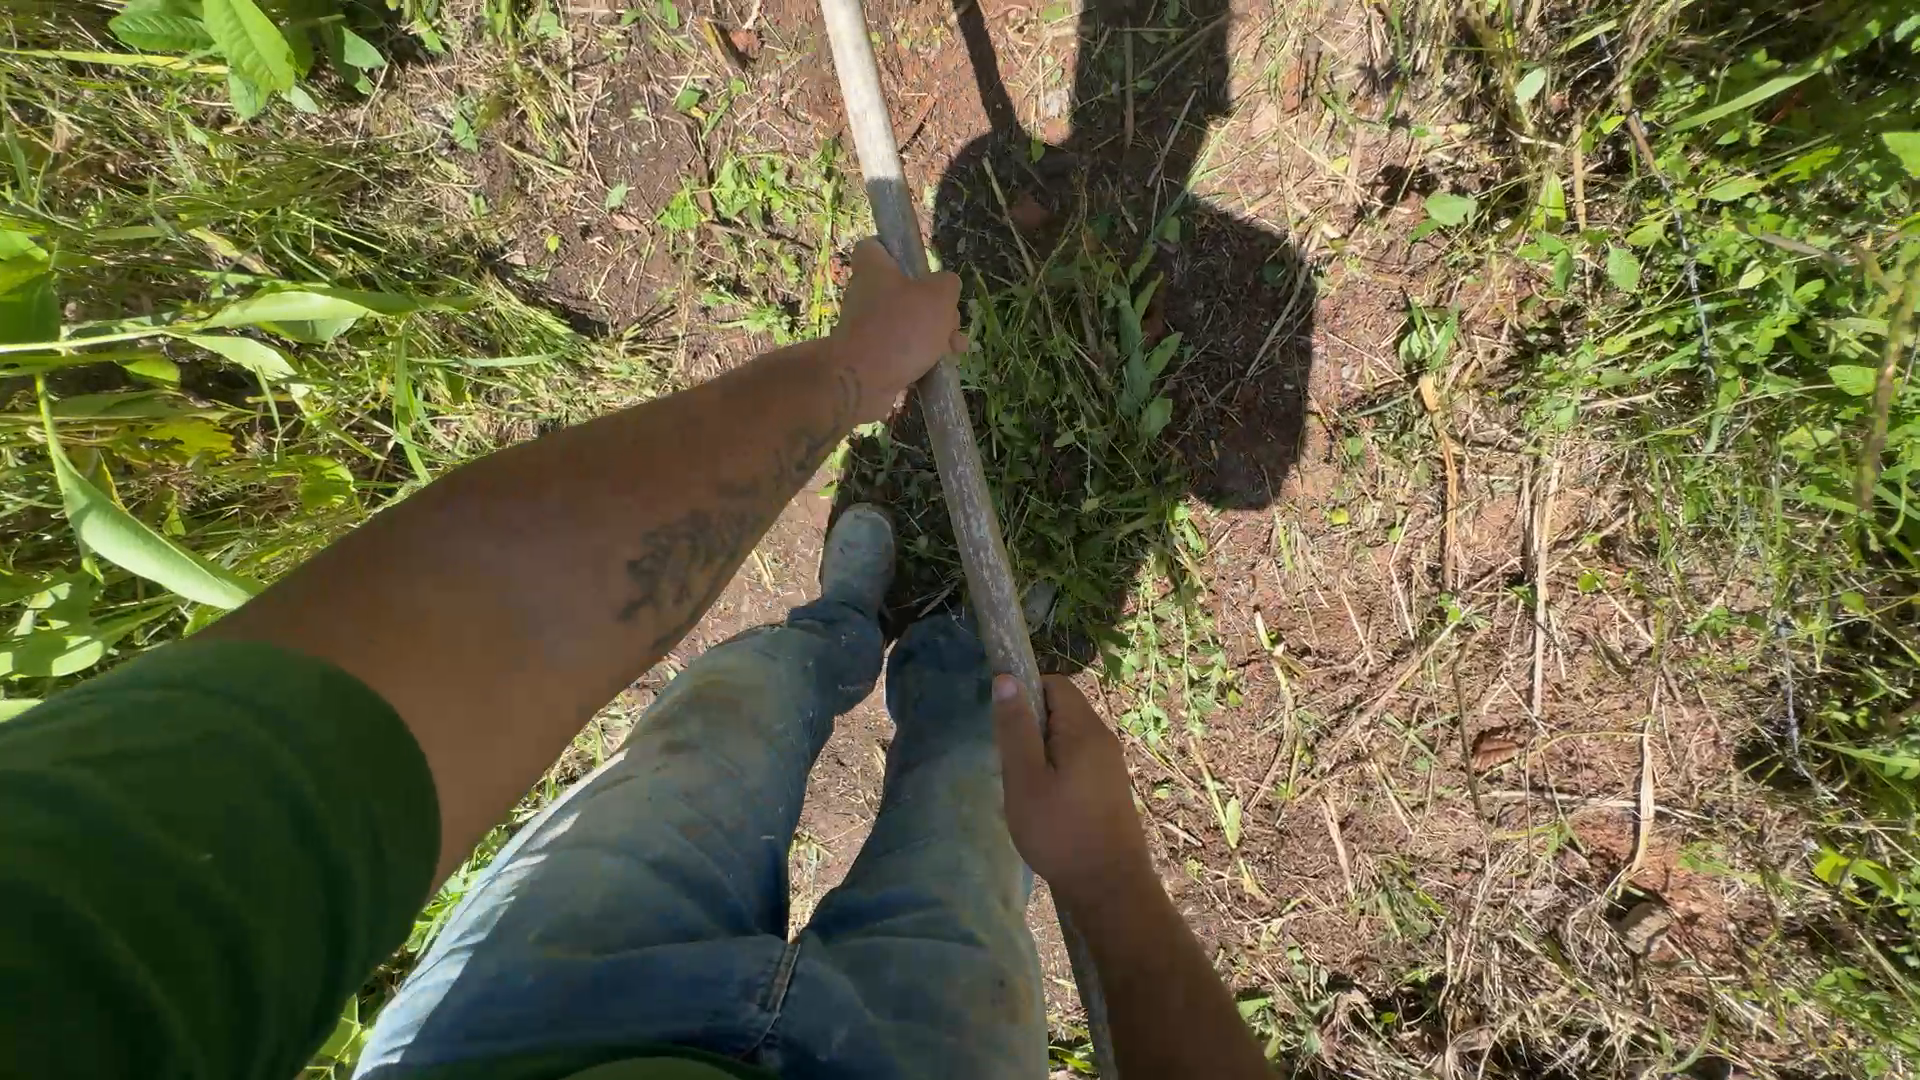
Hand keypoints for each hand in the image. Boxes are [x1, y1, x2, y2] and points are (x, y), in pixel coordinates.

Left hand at [830, 238, 965, 422]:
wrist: (863, 382)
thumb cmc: (900, 328)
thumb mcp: (938, 297)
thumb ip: (947, 285)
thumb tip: (946, 287)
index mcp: (874, 269)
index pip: (875, 247)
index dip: (898, 253)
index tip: (920, 267)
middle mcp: (865, 297)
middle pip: (904, 292)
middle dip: (935, 308)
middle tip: (952, 322)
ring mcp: (866, 331)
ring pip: (906, 326)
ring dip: (934, 336)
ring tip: (956, 349)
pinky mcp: (870, 360)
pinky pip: (900, 353)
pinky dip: (920, 358)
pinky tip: (940, 368)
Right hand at [993, 674, 1156, 913]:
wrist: (1109, 888)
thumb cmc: (1060, 831)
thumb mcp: (1025, 778)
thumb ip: (1015, 727)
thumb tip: (1006, 679)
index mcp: (1084, 728)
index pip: (1055, 684)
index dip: (1026, 694)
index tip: (1006, 727)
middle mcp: (1103, 737)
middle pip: (1062, 709)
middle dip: (1032, 726)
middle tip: (1013, 763)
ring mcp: (1110, 763)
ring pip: (1068, 736)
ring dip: (1042, 751)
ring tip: (1026, 786)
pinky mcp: (1110, 785)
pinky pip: (1078, 758)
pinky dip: (1057, 768)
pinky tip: (1045, 801)